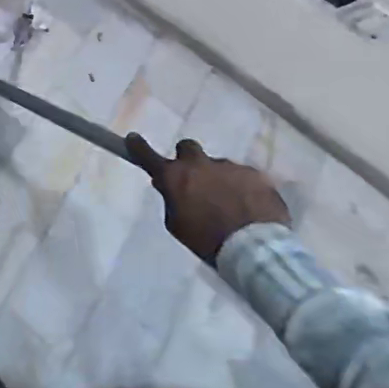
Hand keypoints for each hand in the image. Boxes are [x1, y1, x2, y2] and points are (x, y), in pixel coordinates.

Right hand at [125, 133, 290, 261]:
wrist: (256, 248)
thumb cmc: (209, 242)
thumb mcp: (178, 226)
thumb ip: (171, 201)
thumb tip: (168, 187)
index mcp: (175, 177)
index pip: (148, 155)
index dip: (138, 146)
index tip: (133, 139)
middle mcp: (199, 164)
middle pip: (187, 147)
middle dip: (188, 160)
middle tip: (195, 180)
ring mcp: (229, 166)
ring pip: (218, 166)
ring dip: (219, 180)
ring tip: (232, 206)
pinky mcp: (254, 174)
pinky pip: (244, 177)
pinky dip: (244, 189)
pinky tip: (251, 209)